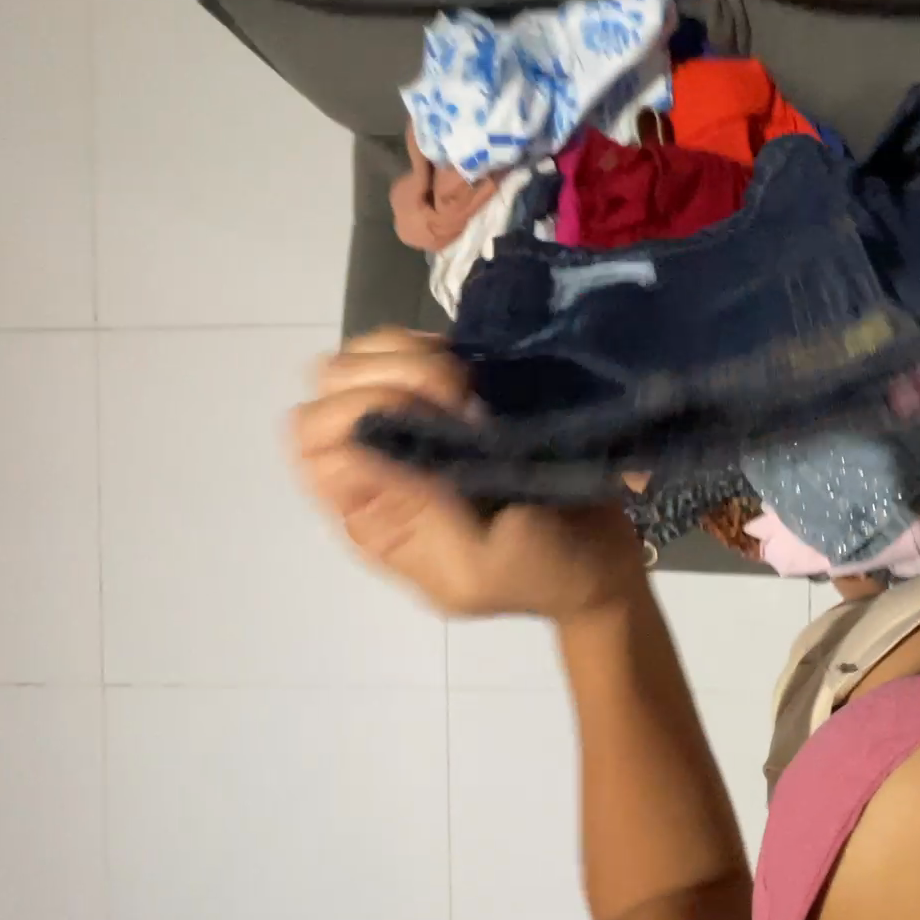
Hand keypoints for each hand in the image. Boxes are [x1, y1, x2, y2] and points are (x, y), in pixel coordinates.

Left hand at [291, 328, 647, 619]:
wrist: (603, 565)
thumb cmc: (541, 574)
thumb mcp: (476, 566)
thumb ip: (415, 513)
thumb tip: (350, 451)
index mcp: (373, 512)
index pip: (317, 435)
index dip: (364, 408)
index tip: (441, 413)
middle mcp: (381, 464)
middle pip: (332, 386)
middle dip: (390, 371)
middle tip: (461, 389)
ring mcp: (415, 429)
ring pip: (364, 359)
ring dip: (412, 354)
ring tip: (471, 380)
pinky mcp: (455, 405)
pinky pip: (414, 353)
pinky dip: (438, 346)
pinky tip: (479, 369)